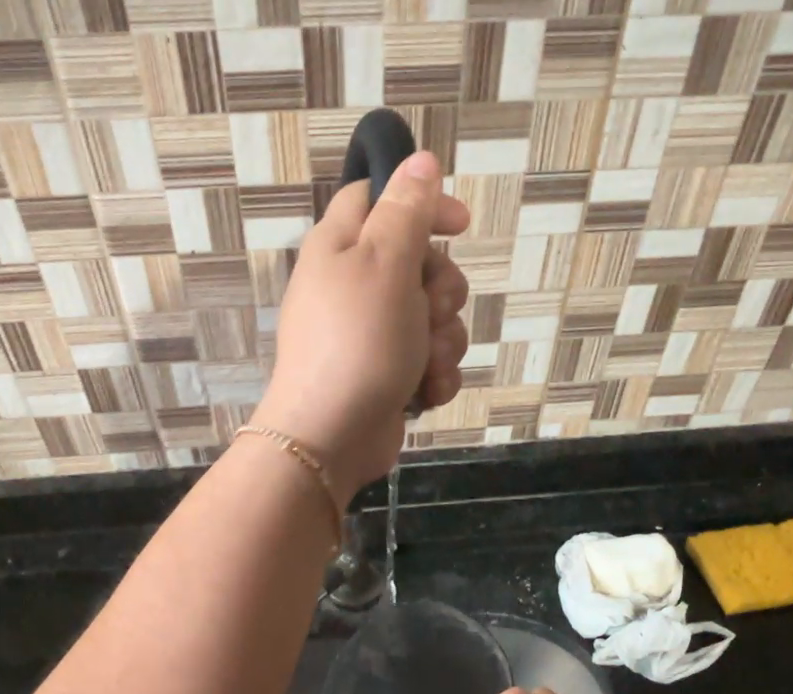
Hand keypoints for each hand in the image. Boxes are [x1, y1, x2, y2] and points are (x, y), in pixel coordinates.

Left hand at [250, 151, 470, 499]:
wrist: (332, 436)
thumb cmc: (359, 341)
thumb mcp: (386, 261)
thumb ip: (406, 209)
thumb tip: (418, 158)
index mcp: (341, 245)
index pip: (381, 198)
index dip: (423, 203)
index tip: (461, 225)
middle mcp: (353, 285)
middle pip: (421, 263)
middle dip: (442, 291)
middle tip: (431, 310)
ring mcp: (369, 334)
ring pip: (433, 318)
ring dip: (442, 341)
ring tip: (423, 363)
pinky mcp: (385, 375)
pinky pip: (428, 360)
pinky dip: (434, 376)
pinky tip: (424, 391)